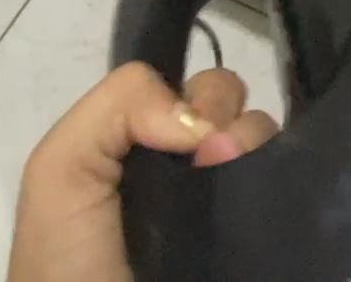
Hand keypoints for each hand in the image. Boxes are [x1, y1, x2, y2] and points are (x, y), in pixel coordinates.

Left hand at [8, 61, 279, 281]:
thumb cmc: (71, 265)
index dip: (189, 94)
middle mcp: (186, 164)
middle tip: (209, 156)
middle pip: (228, 98)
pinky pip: (288, 177)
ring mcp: (225, 200)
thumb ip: (118, 104)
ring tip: (228, 179)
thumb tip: (199, 118)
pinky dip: (282, 171)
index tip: (184, 130)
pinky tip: (260, 193)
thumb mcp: (61, 169)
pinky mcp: (259, 232)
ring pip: (263, 130)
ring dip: (253, 139)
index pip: (183, 86)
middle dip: (223, 111)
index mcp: (139, 144)